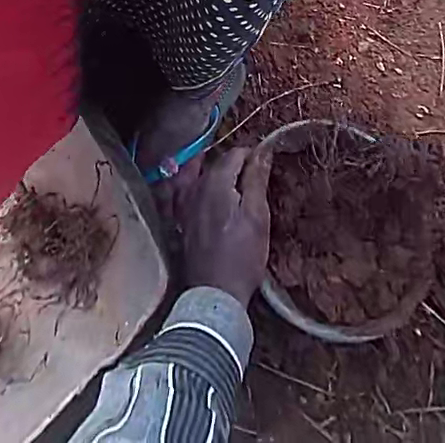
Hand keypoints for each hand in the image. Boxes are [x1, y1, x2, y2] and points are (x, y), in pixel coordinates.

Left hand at [173, 146, 272, 304]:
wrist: (215, 295)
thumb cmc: (242, 257)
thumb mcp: (258, 216)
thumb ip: (257, 179)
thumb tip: (262, 150)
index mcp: (215, 182)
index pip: (234, 154)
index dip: (252, 155)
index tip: (264, 165)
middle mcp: (195, 187)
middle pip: (217, 162)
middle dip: (236, 164)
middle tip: (254, 176)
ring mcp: (184, 203)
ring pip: (200, 174)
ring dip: (216, 171)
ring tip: (233, 181)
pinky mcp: (180, 218)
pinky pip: (186, 190)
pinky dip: (196, 183)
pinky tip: (208, 191)